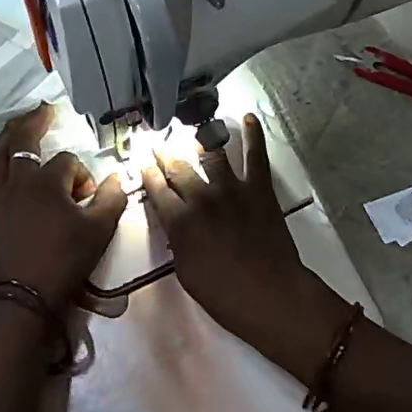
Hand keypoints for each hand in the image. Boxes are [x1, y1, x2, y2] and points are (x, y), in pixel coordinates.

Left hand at [0, 105, 128, 310]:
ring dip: (4, 140)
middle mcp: (15, 182)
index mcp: (45, 181)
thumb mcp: (100, 229)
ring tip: (13, 129)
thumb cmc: (66, 259)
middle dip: (33, 122)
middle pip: (21, 142)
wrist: (28, 294)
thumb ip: (111, 198)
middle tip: (42, 109)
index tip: (89, 196)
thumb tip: (114, 179)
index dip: (81, 174)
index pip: (66, 162)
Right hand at [141, 115, 350, 384]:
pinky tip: (249, 118)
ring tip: (195, 127)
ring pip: (212, 153)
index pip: (155, 188)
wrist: (270, 294)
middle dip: (164, 153)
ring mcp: (231, 189)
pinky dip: (254, 135)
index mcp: (178, 220)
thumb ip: (176, 240)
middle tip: (157, 143)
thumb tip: (174, 223)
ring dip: (201, 137)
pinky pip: (256, 156)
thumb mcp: (185, 270)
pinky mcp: (259, 188)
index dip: (146, 173)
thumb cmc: (222, 293)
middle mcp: (200, 197)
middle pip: (177, 167)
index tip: (141, 162)